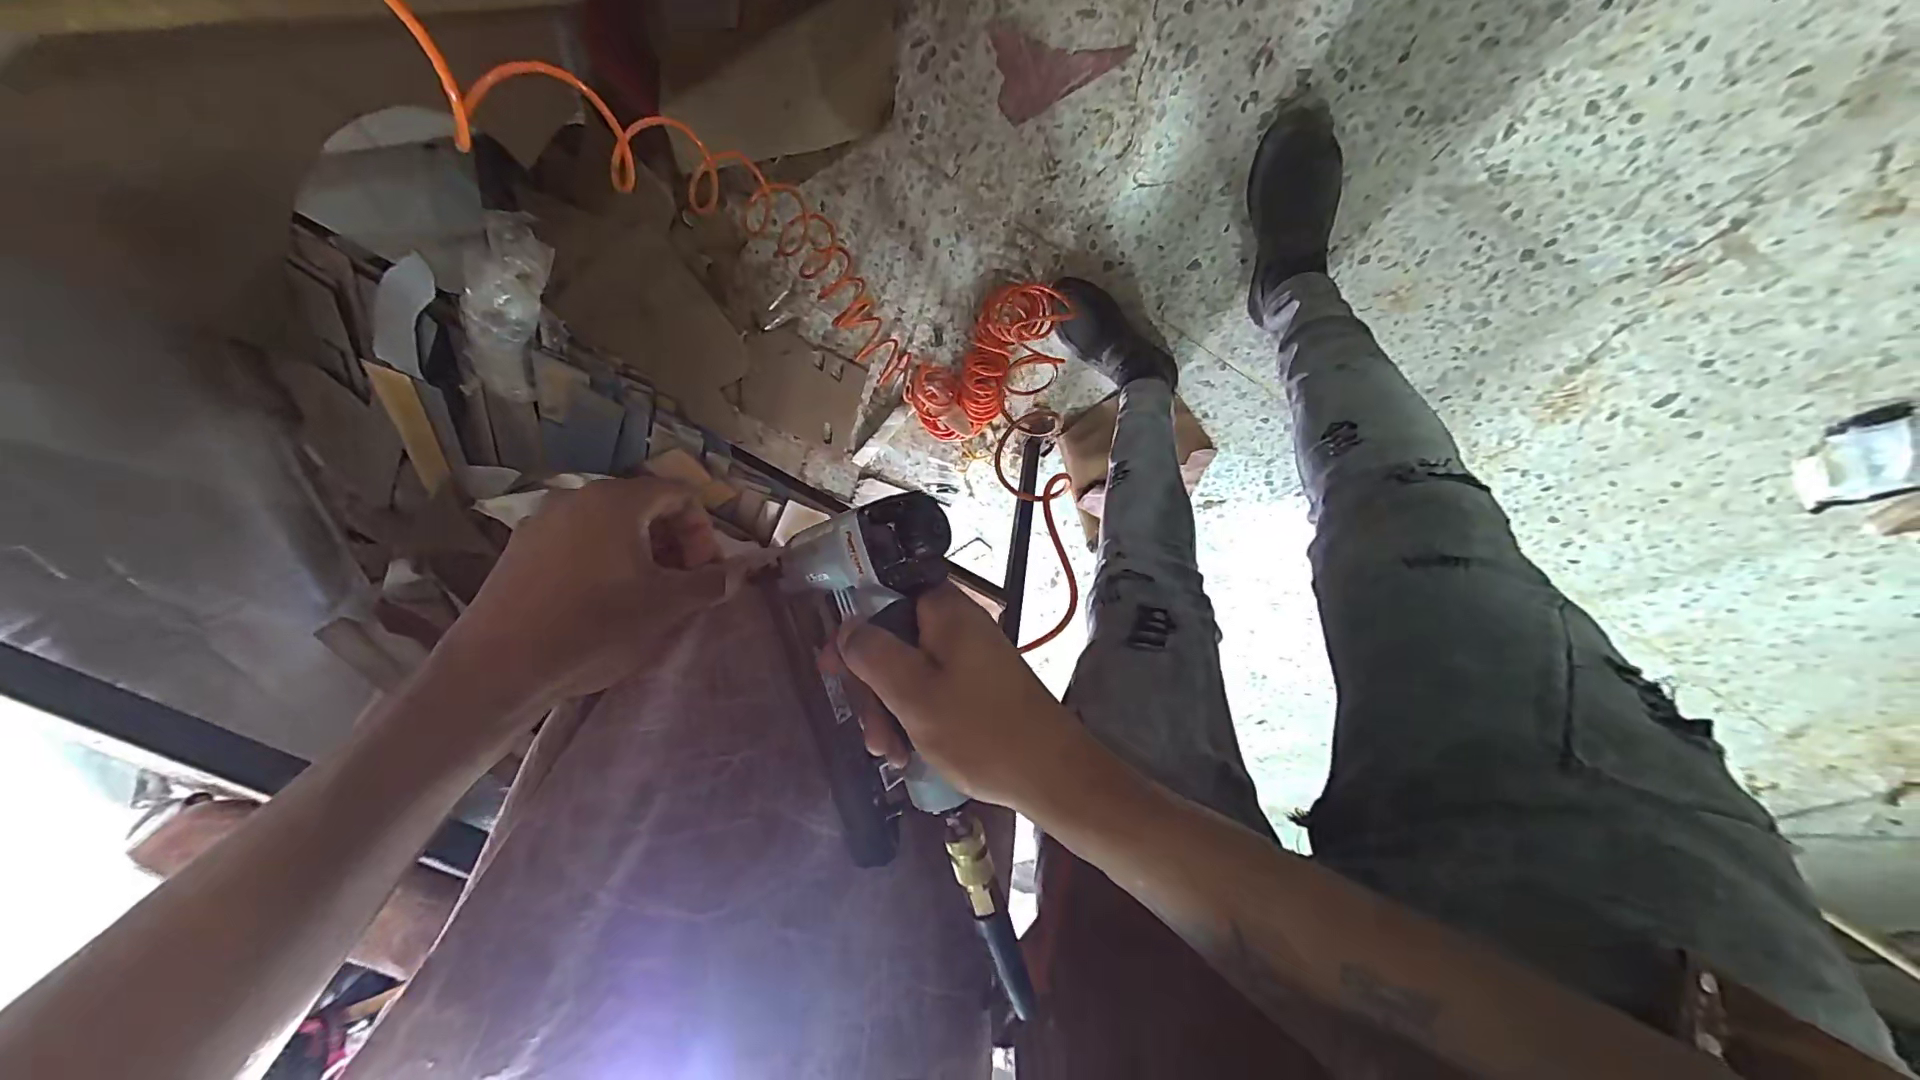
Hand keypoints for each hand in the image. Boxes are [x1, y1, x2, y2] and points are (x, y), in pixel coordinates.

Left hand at [440, 476, 755, 707]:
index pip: (680, 494)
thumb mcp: (668, 606)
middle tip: (681, 585)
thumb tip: (742, 572)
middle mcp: (577, 497)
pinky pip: (580, 541)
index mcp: (617, 500)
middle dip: (676, 543)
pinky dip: (606, 561)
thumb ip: (712, 583)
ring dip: (643, 554)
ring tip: (646, 596)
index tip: (704, 572)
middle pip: (646, 507)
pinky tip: (602, 602)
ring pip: (612, 526)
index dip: (704, 531)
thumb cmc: (595, 626)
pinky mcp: (520, 549)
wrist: (499, 667)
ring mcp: (543, 521)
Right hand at [837, 582, 1086, 811]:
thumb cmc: (979, 730)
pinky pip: (932, 689)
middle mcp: (957, 625)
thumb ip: (873, 653)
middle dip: (871, 685)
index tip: (832, 665)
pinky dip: (914, 716)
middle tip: (867, 728)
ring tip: (889, 751)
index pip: (885, 593)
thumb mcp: (912, 692)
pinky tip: (908, 752)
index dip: (854, 626)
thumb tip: (847, 628)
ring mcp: (969, 656)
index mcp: (945, 611)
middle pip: (894, 638)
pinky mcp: (976, 685)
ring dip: (890, 709)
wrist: (1050, 774)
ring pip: (909, 670)